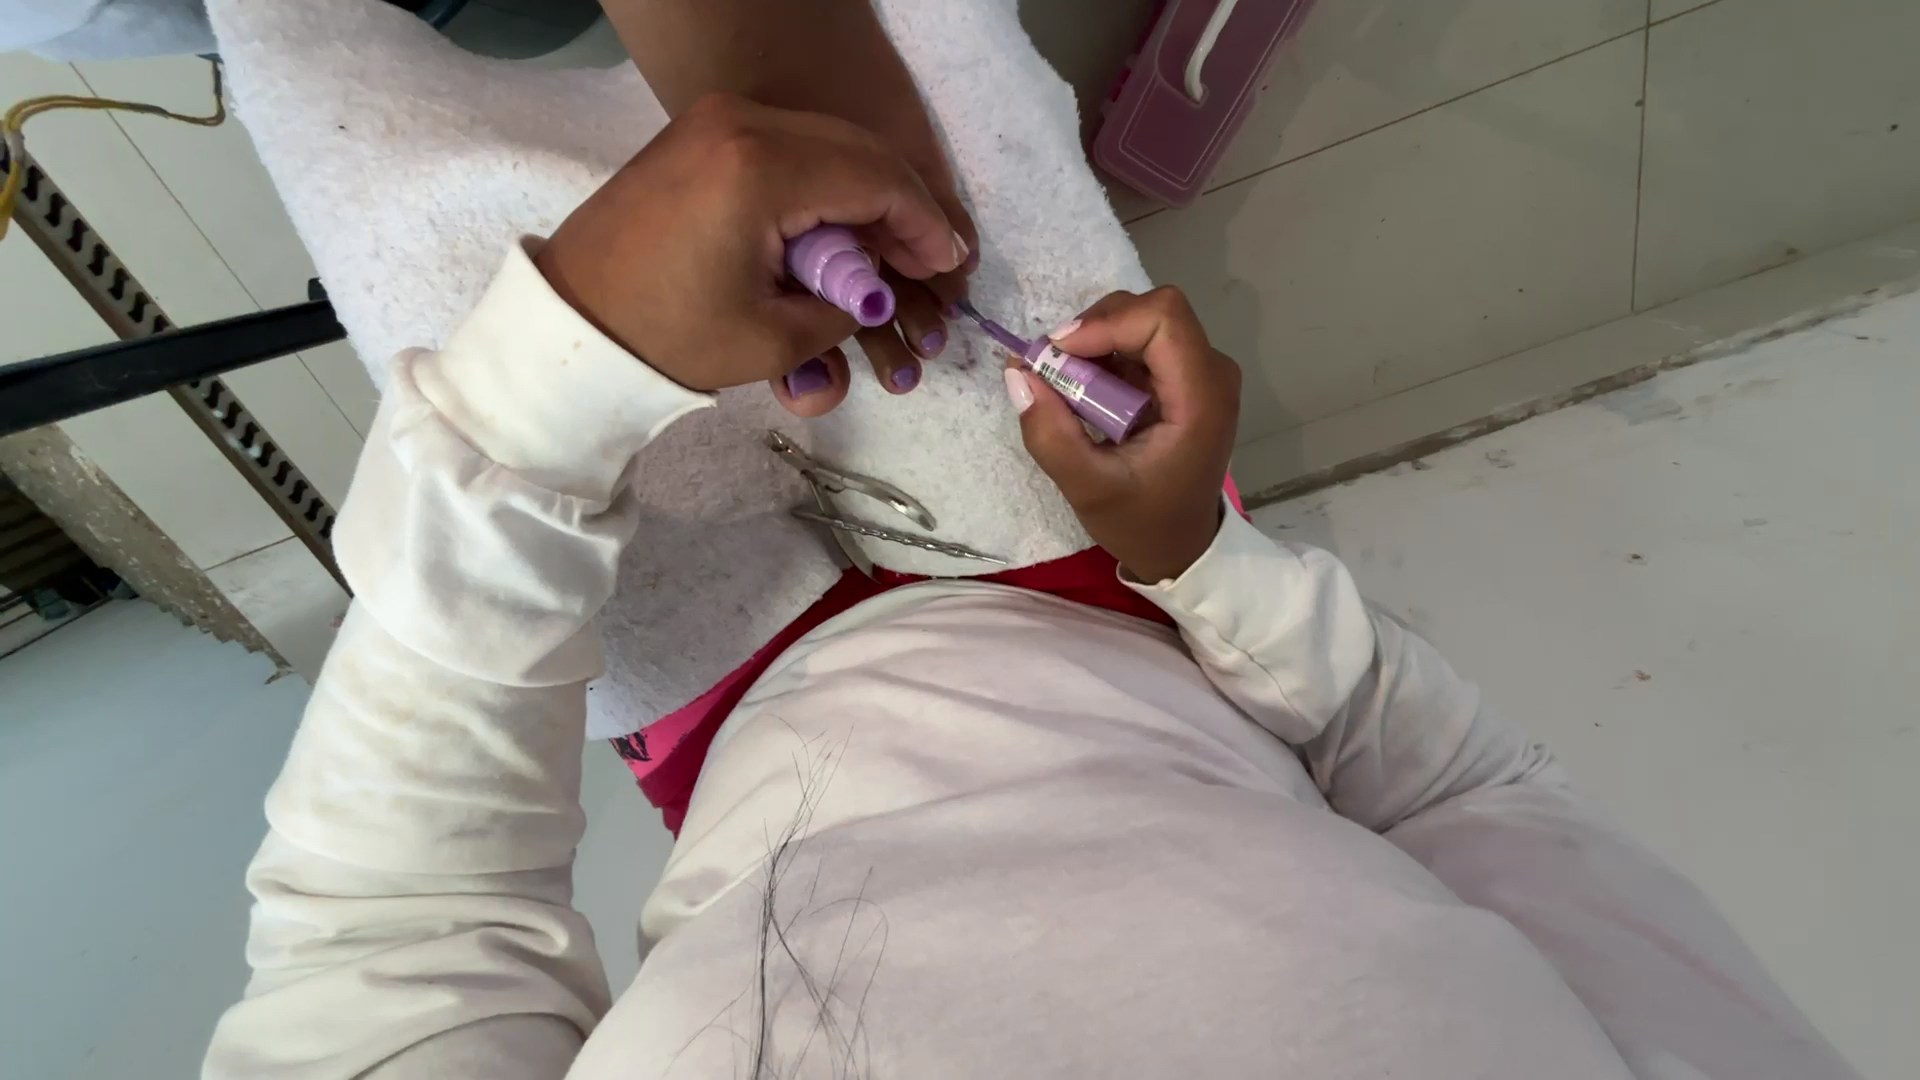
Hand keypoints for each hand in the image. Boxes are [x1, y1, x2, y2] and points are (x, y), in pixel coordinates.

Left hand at [534, 94, 964, 412]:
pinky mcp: (705, 136)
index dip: (924, 224)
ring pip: (829, 144)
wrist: (576, 321)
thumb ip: (848, 306)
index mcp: (761, 168)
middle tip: (924, 261)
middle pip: (859, 149)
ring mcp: (718, 121)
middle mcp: (743, 122)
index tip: (947, 265)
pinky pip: (792, 149)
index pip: (877, 177)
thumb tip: (877, 285)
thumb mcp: (778, 339)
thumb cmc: (673, 337)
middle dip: (903, 207)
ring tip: (886, 255)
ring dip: (867, 197)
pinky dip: (827, 189)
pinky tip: (837, 235)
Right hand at [1010, 288, 1241, 582]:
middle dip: (1093, 331)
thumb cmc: (1141, 523)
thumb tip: (1017, 373)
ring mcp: (1199, 374)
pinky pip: (1138, 344)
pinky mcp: (1182, 380)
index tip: (1057, 354)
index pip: (1162, 319)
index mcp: (1201, 399)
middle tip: (1050, 368)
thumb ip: (1050, 435)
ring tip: (1061, 384)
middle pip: (1151, 311)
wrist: (1180, 548)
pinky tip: (1080, 392)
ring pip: (1142, 321)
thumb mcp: (1088, 489)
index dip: (1105, 323)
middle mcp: (1210, 373)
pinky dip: (1101, 357)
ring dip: (1093, 344)